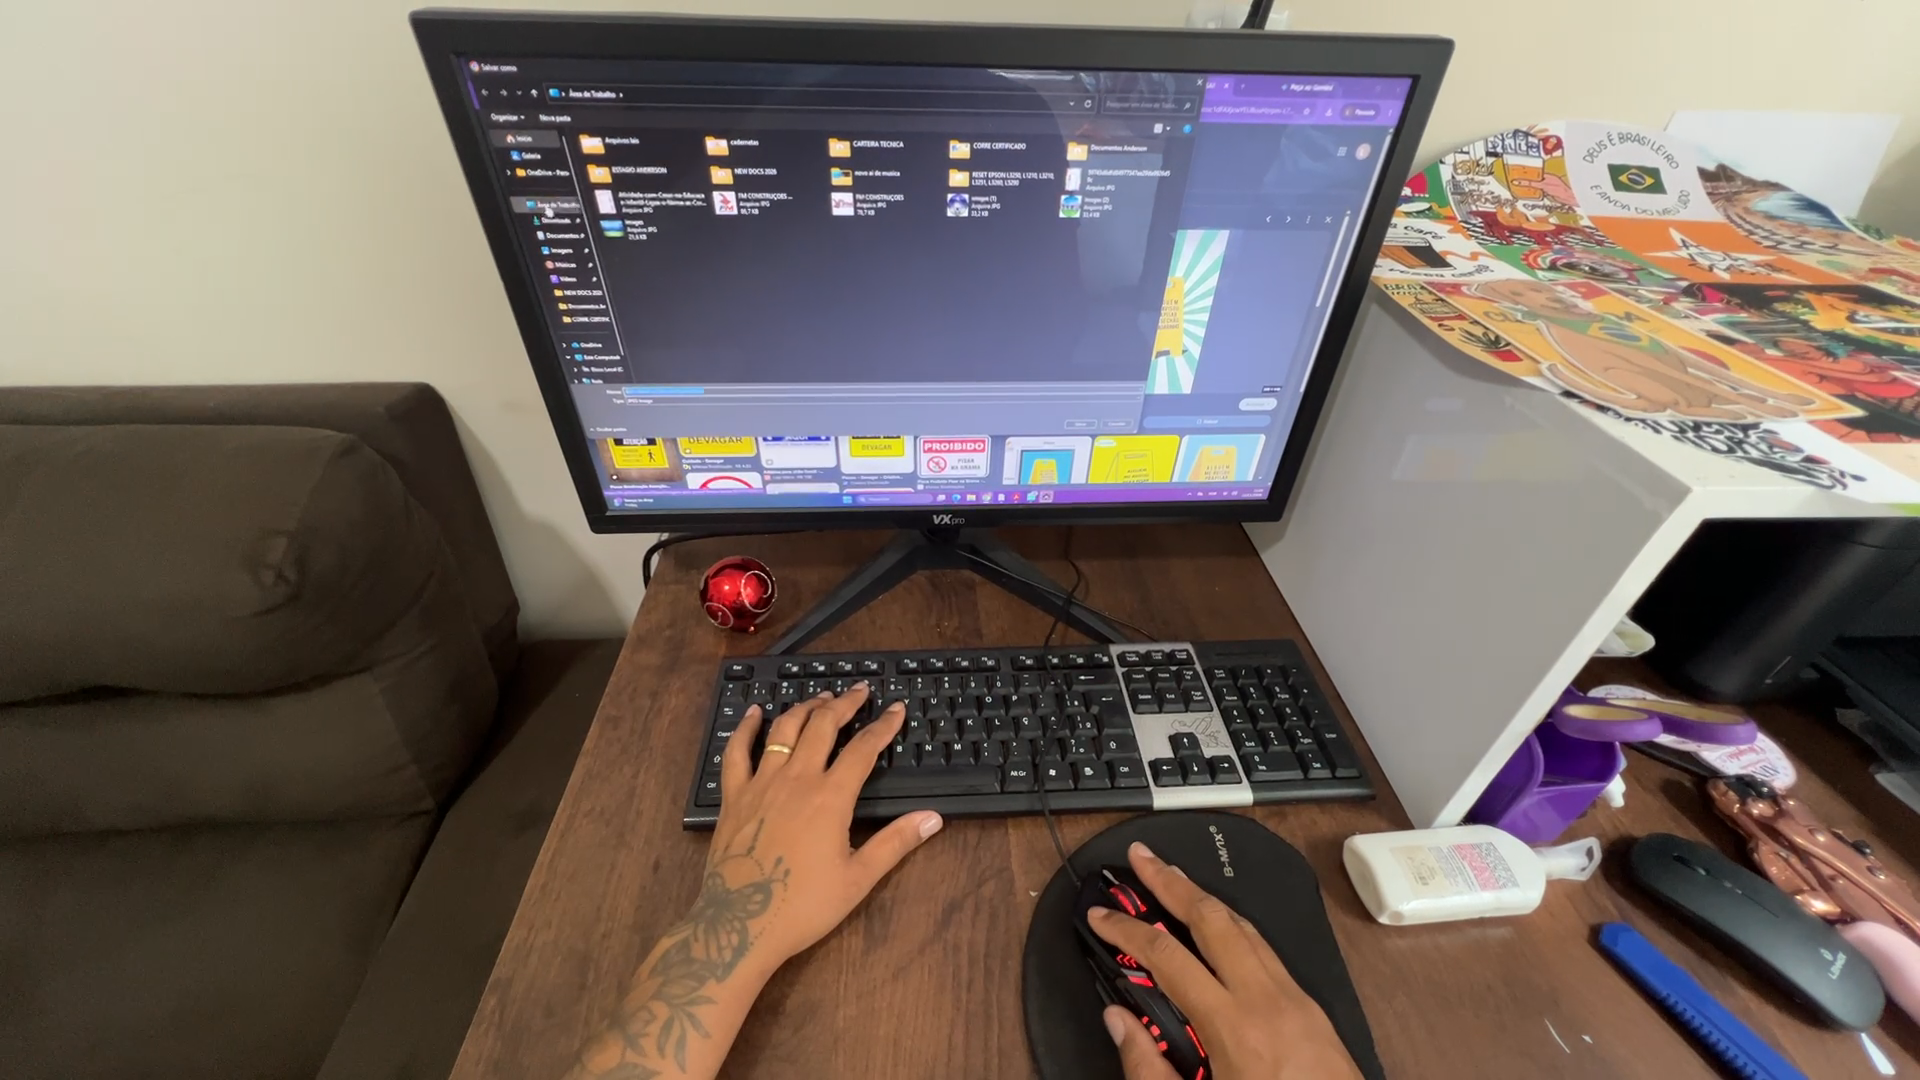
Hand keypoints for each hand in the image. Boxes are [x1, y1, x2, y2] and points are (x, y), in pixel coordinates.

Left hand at [565, 686, 940, 1079]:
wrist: (739, 927)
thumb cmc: (803, 906)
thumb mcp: (858, 878)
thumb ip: (896, 843)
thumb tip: (933, 817)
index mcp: (830, 797)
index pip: (863, 749)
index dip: (883, 726)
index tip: (896, 709)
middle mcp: (796, 779)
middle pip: (823, 726)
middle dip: (845, 703)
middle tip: (860, 691)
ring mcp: (761, 784)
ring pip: (784, 730)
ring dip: (805, 708)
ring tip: (821, 697)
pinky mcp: (734, 796)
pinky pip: (737, 752)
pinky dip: (746, 728)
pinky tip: (755, 713)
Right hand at [1089, 842, 1361, 1079]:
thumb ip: (1148, 1070)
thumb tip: (1117, 1019)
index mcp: (1234, 1029)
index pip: (1166, 956)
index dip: (1125, 929)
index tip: (1100, 916)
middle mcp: (1267, 1001)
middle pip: (1211, 917)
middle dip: (1170, 881)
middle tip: (1140, 856)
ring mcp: (1296, 1000)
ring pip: (1243, 924)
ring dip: (1203, 895)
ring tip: (1173, 875)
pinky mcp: (1314, 1011)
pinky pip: (1265, 948)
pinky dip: (1233, 922)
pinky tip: (1221, 922)